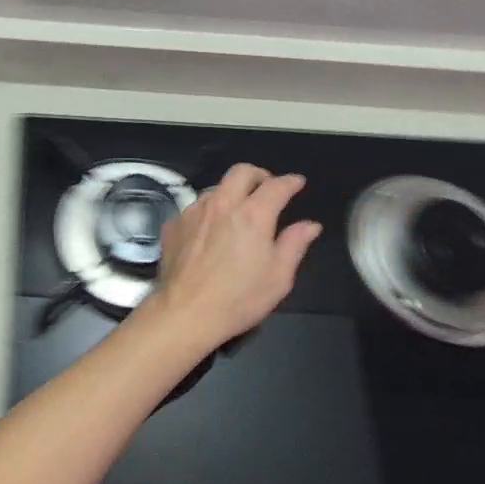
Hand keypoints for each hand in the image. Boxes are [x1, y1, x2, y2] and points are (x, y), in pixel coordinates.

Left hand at [145, 164, 322, 349]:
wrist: (185, 312)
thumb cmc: (239, 298)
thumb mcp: (278, 276)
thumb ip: (295, 244)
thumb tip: (310, 225)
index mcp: (252, 214)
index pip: (276, 186)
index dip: (290, 182)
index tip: (297, 182)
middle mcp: (221, 204)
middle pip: (241, 172)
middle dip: (259, 174)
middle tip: (268, 187)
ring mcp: (193, 212)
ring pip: (216, 188)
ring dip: (231, 192)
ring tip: (239, 210)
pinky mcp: (174, 224)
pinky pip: (195, 208)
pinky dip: (209, 211)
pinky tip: (211, 230)